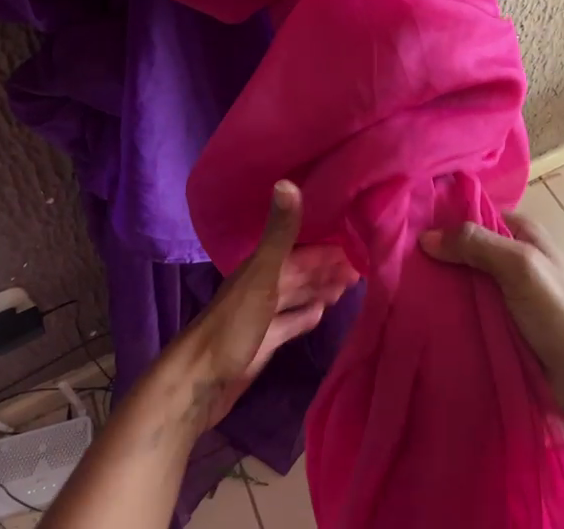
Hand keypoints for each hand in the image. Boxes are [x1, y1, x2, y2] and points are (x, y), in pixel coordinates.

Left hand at [170, 181, 356, 427]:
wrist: (200, 382)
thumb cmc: (232, 326)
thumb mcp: (261, 276)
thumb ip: (279, 234)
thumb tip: (287, 181)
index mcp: (261, 267)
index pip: (301, 249)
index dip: (328, 245)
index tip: (358, 241)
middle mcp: (261, 286)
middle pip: (300, 271)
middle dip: (328, 266)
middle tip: (363, 266)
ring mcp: (261, 315)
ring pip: (296, 294)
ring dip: (320, 288)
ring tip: (349, 285)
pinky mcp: (263, 342)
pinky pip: (289, 322)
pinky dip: (305, 315)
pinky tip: (321, 313)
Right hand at [420, 212, 563, 405]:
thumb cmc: (560, 314)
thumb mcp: (520, 267)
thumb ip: (477, 244)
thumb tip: (426, 236)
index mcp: (522, 233)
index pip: (475, 215)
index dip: (444, 220)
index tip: (407, 229)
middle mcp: (513, 258)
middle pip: (465, 249)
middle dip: (438, 257)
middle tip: (398, 264)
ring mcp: (506, 293)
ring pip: (464, 281)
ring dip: (440, 287)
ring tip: (401, 290)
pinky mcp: (500, 324)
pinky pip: (467, 310)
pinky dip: (449, 311)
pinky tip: (422, 314)